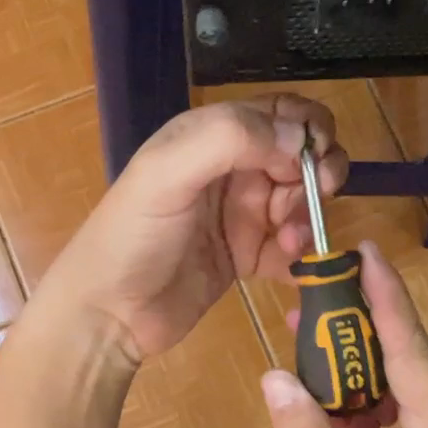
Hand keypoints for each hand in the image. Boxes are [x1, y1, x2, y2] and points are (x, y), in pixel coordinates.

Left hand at [36, 96, 347, 363]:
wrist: (109, 314)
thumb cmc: (131, 236)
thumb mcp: (167, 172)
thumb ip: (231, 139)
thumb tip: (300, 137)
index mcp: (209, 137)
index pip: (279, 113)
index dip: (307, 127)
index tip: (316, 156)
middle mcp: (230, 171)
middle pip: (300, 156)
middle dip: (318, 173)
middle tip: (315, 197)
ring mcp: (241, 215)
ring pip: (302, 202)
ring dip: (308, 218)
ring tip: (288, 242)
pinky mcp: (247, 258)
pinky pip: (292, 248)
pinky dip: (302, 255)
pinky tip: (291, 267)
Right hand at [262, 241, 427, 427]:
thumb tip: (274, 380)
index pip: (416, 354)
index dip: (388, 300)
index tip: (365, 251)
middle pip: (415, 355)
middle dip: (360, 333)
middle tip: (306, 315)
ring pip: (420, 369)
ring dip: (369, 367)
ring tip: (319, 380)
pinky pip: (427, 389)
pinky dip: (386, 391)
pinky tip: (355, 418)